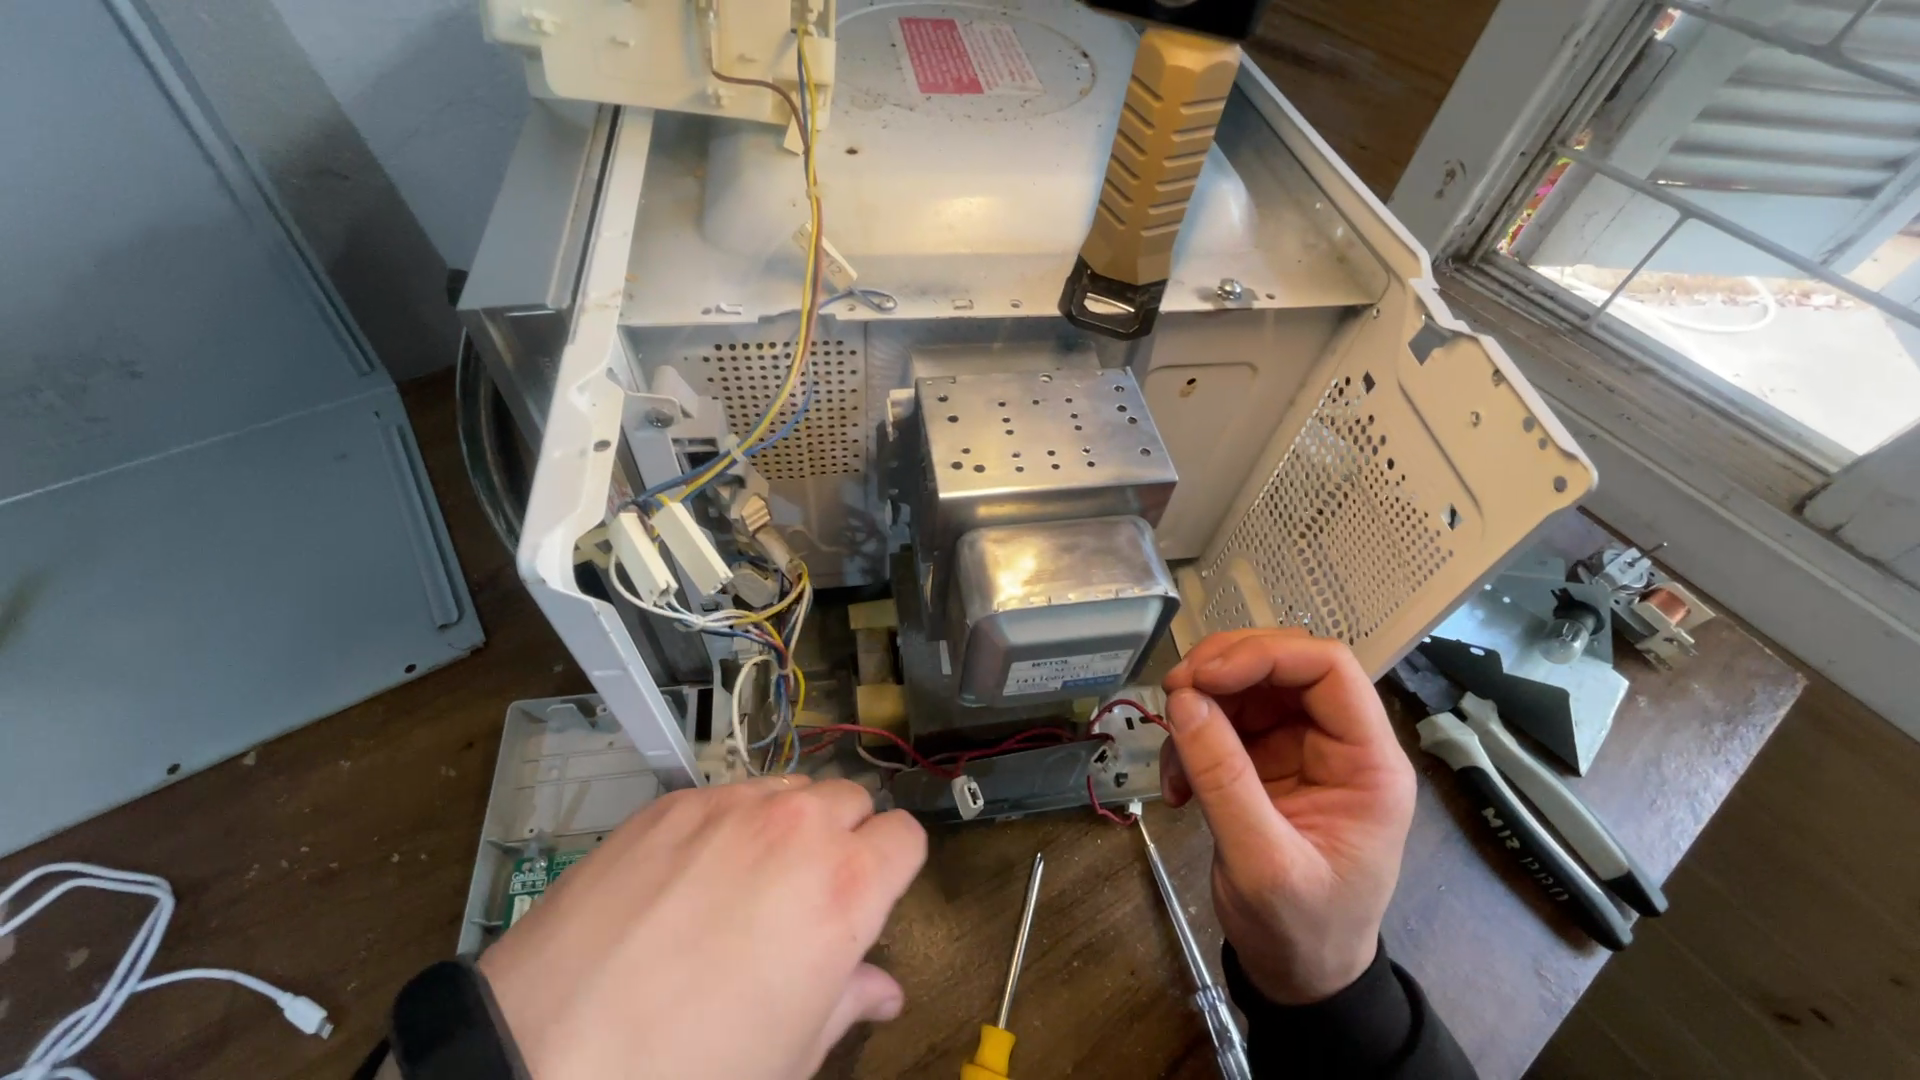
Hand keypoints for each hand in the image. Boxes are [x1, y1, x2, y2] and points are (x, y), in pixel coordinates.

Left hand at [477, 775, 926, 1078]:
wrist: (547, 1055)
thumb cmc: (692, 1069)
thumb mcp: (789, 1056)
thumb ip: (849, 1001)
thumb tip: (883, 988)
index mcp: (846, 887)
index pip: (907, 836)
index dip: (894, 868)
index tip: (872, 897)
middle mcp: (797, 828)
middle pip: (852, 800)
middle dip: (844, 839)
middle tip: (806, 895)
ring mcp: (729, 807)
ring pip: (791, 789)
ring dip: (789, 823)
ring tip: (748, 880)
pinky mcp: (670, 803)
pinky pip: (727, 795)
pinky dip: (730, 822)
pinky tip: (690, 875)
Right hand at [1161, 629, 1414, 1004]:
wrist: (1299, 975)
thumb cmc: (1300, 929)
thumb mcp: (1261, 862)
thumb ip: (1223, 778)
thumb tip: (1182, 700)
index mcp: (1367, 762)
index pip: (1328, 668)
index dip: (1264, 655)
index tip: (1202, 676)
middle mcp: (1336, 742)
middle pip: (1282, 665)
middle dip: (1221, 671)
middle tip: (1171, 694)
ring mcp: (1298, 749)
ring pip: (1245, 687)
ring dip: (1197, 710)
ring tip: (1171, 763)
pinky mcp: (1265, 763)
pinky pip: (1222, 722)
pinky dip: (1189, 742)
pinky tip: (1175, 787)